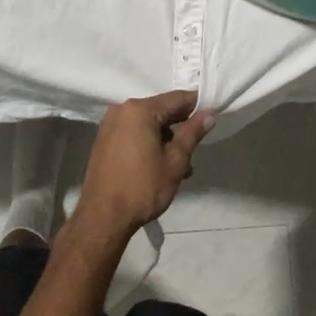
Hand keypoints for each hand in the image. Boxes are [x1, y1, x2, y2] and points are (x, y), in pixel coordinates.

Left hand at [75, 91, 213, 237]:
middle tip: (195, 149)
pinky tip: (159, 166)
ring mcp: (110, 125)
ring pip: (147, 124)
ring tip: (180, 168)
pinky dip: (149, 142)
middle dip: (180, 127)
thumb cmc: (143, 187)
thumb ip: (192, 133)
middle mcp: (121, 110)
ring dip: (166, 139)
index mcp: (140, 110)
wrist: (103, 216)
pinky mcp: (104, 140)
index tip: (212, 116)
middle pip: (160, 110)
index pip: (176, 99)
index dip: (197, 106)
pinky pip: (133, 133)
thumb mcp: (174, 161)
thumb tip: (208, 114)